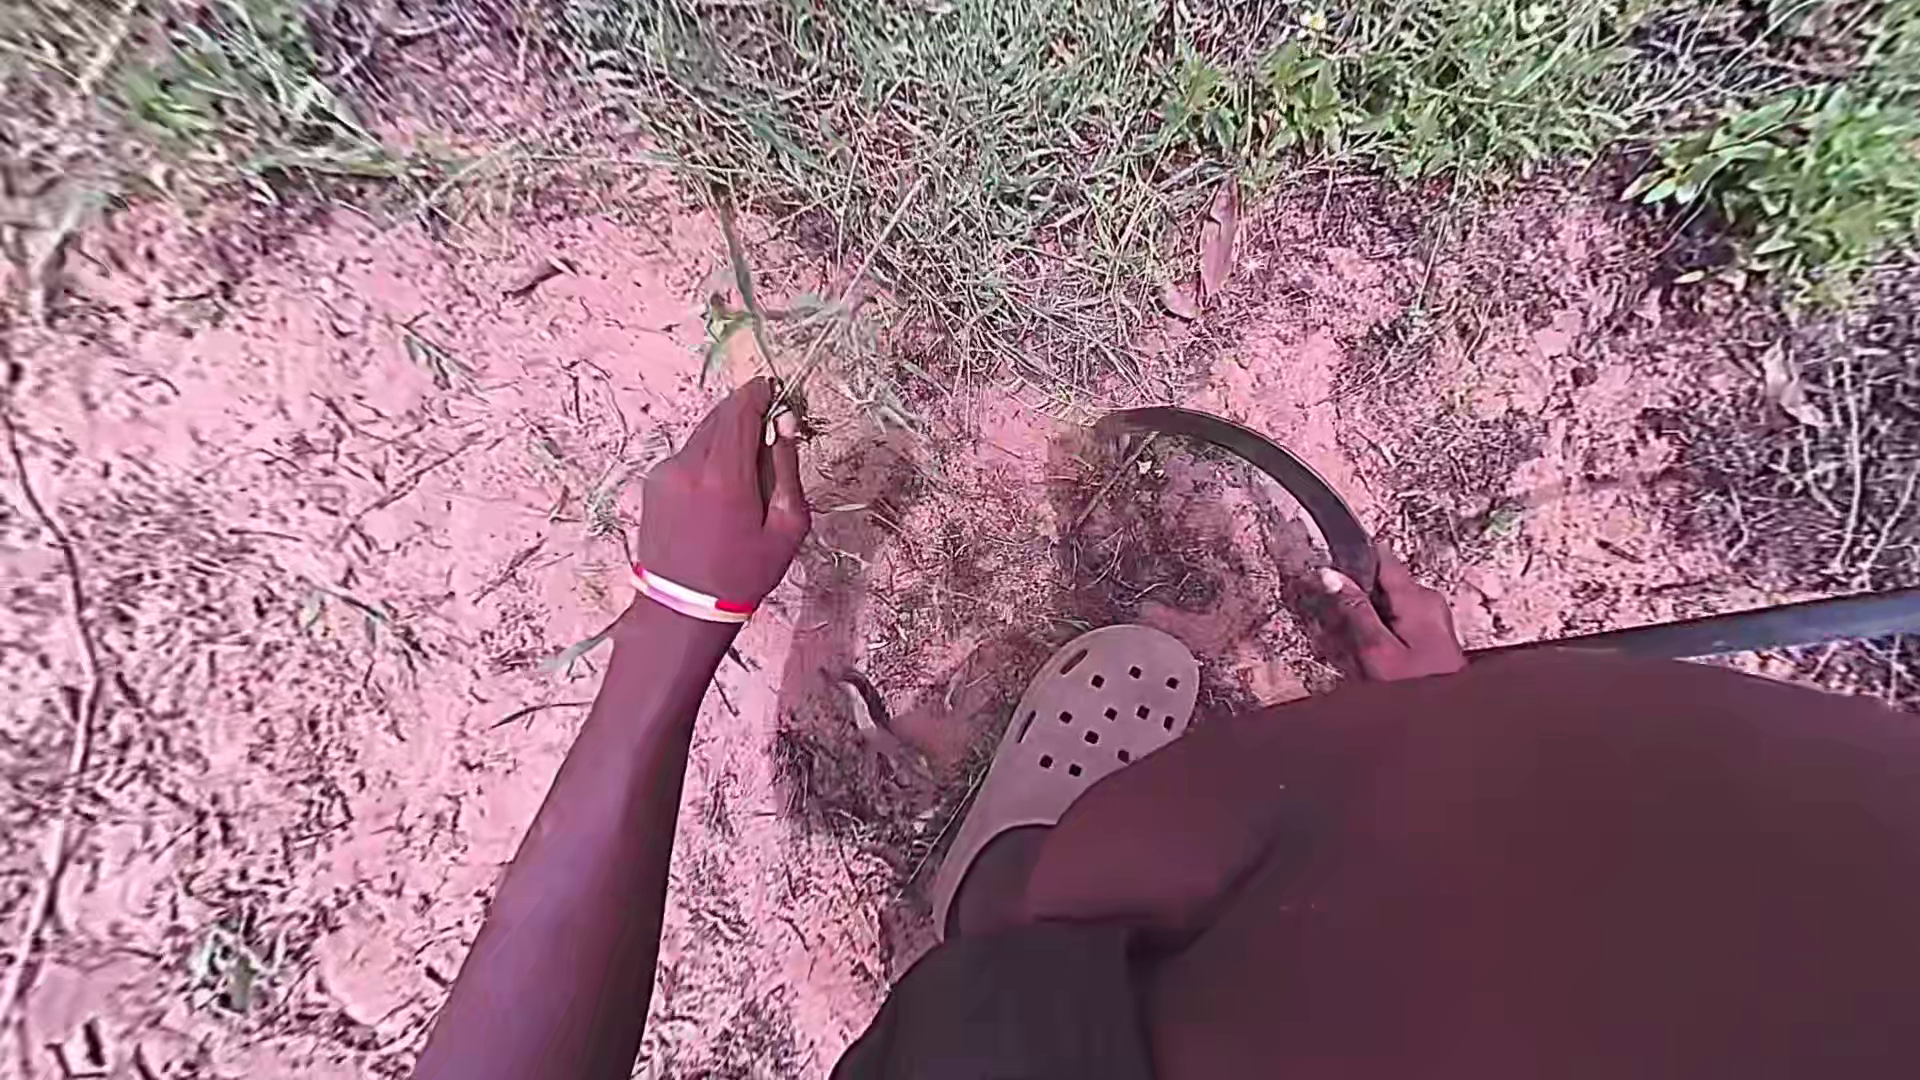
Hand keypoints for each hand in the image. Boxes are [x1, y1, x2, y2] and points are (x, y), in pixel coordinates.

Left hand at [634, 378, 808, 610]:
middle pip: (720, 416)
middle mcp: (688, 465)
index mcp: (724, 476)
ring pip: (703, 434)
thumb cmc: (745, 572)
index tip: (776, 389)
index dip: (760, 394)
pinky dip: (710, 455)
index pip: (740, 411)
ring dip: (728, 436)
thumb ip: (786, 471)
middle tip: (771, 429)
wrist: (684, 608)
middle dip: (747, 412)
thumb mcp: (787, 527)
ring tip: (749, 466)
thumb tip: (784, 427)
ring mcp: (665, 472)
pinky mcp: (653, 484)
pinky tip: (723, 486)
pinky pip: (689, 454)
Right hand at [1317, 545, 1465, 680]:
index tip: (1324, 570)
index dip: (1348, 560)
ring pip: (1382, 598)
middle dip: (1351, 593)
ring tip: (1347, 638)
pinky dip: (1372, 624)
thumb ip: (1354, 609)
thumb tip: (1331, 576)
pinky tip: (1365, 646)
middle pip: (1379, 580)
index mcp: (1417, 598)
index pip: (1380, 558)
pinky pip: (1391, 613)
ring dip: (1360, 612)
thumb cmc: (1416, 687)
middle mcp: (1427, 600)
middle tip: (1330, 616)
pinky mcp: (1427, 628)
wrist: (1453, 720)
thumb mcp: (1375, 649)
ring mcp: (1430, 614)